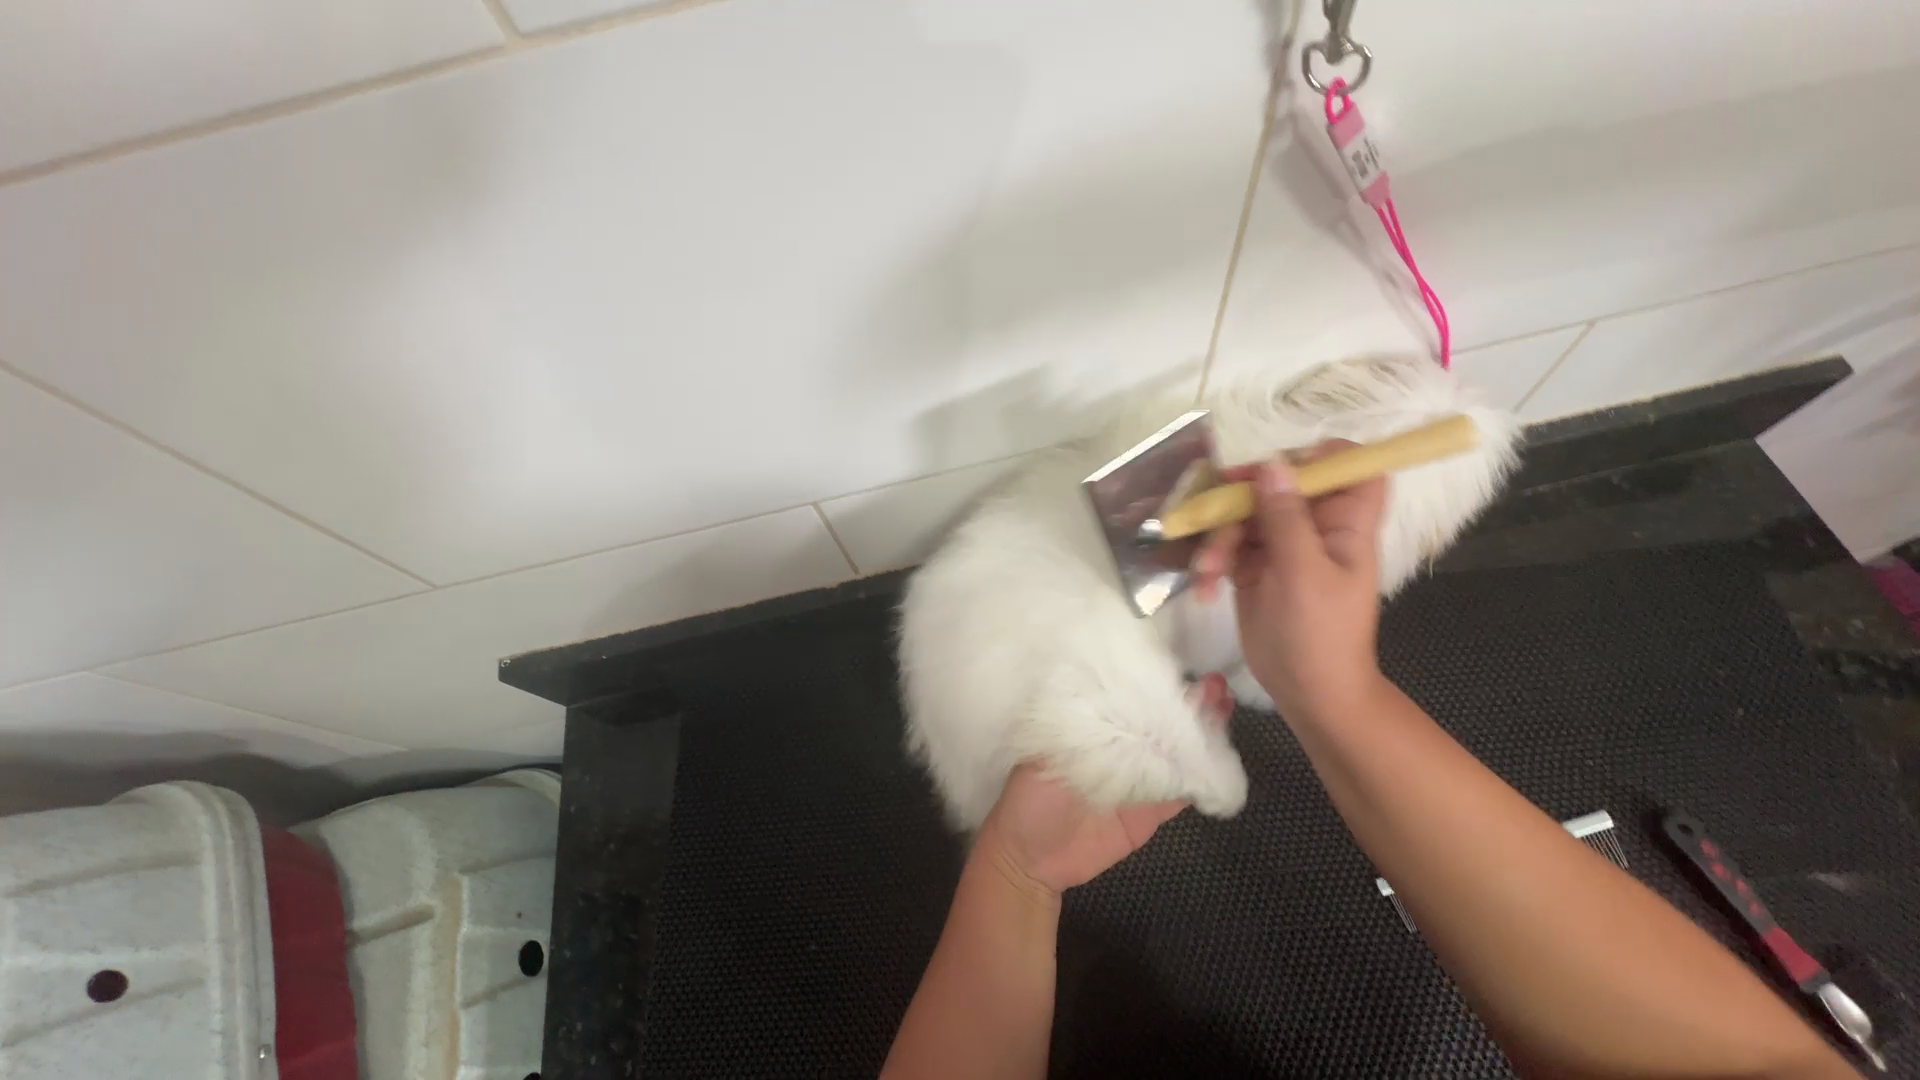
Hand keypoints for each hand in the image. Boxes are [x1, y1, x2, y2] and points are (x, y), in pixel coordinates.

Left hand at [977, 677, 1227, 898]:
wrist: (1032, 862)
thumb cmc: (1029, 801)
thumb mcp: (1047, 759)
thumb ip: (1082, 737)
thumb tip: (1113, 704)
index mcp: (1093, 728)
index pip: (1129, 699)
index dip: (1154, 683)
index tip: (1178, 667)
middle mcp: (1121, 748)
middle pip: (1162, 721)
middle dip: (1190, 703)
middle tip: (1215, 685)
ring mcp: (1140, 778)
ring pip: (1180, 750)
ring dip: (1204, 731)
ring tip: (1225, 706)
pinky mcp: (1153, 810)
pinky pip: (1185, 790)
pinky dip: (1206, 775)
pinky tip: (1224, 758)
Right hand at [1189, 443, 1387, 715]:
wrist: (1308, 691)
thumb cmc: (1321, 634)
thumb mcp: (1305, 573)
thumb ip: (1287, 518)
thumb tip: (1273, 464)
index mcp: (1345, 523)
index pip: (1352, 469)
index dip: (1325, 457)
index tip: (1282, 466)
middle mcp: (1314, 527)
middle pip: (1279, 484)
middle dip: (1243, 496)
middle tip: (1217, 505)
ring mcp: (1281, 546)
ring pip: (1245, 514)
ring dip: (1219, 538)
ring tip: (1206, 569)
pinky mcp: (1252, 567)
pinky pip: (1226, 546)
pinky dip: (1211, 562)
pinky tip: (1202, 586)